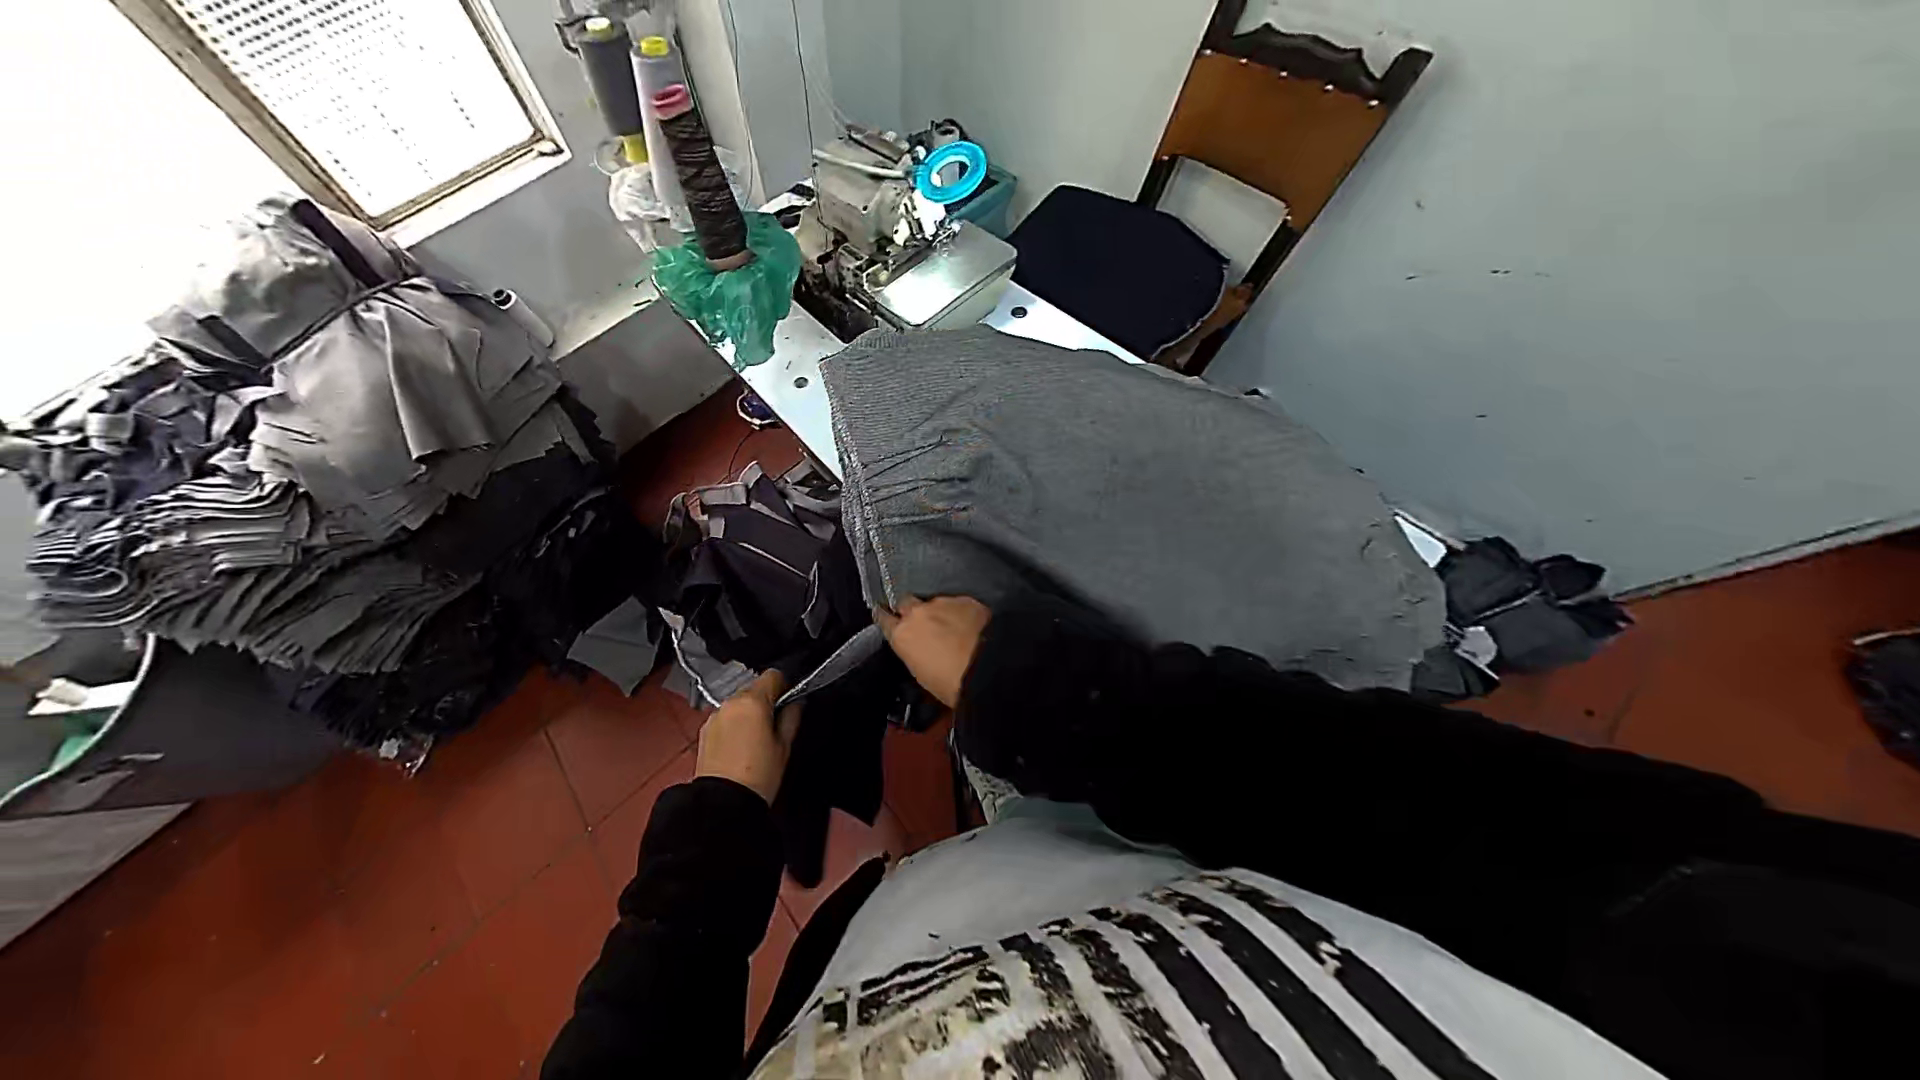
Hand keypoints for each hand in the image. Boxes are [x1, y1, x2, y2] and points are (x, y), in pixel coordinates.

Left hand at [695, 671, 802, 803]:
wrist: (723, 804)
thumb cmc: (759, 775)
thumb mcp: (785, 745)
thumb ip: (792, 717)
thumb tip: (795, 703)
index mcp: (752, 701)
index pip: (773, 675)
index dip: (785, 686)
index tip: (790, 701)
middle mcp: (730, 703)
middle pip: (754, 689)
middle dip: (765, 702)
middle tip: (775, 725)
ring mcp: (714, 717)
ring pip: (738, 704)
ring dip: (748, 713)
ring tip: (756, 740)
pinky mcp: (704, 732)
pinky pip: (725, 719)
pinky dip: (734, 725)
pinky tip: (740, 747)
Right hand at [873, 596, 990, 707]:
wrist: (987, 668)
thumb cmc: (951, 684)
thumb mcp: (922, 674)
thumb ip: (915, 653)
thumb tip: (920, 649)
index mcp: (902, 635)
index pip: (883, 618)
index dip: (886, 617)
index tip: (887, 617)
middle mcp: (918, 613)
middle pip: (905, 601)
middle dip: (910, 609)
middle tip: (922, 622)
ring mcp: (943, 603)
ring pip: (935, 603)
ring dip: (940, 613)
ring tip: (953, 627)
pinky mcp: (966, 600)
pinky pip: (959, 604)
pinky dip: (962, 613)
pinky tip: (972, 624)